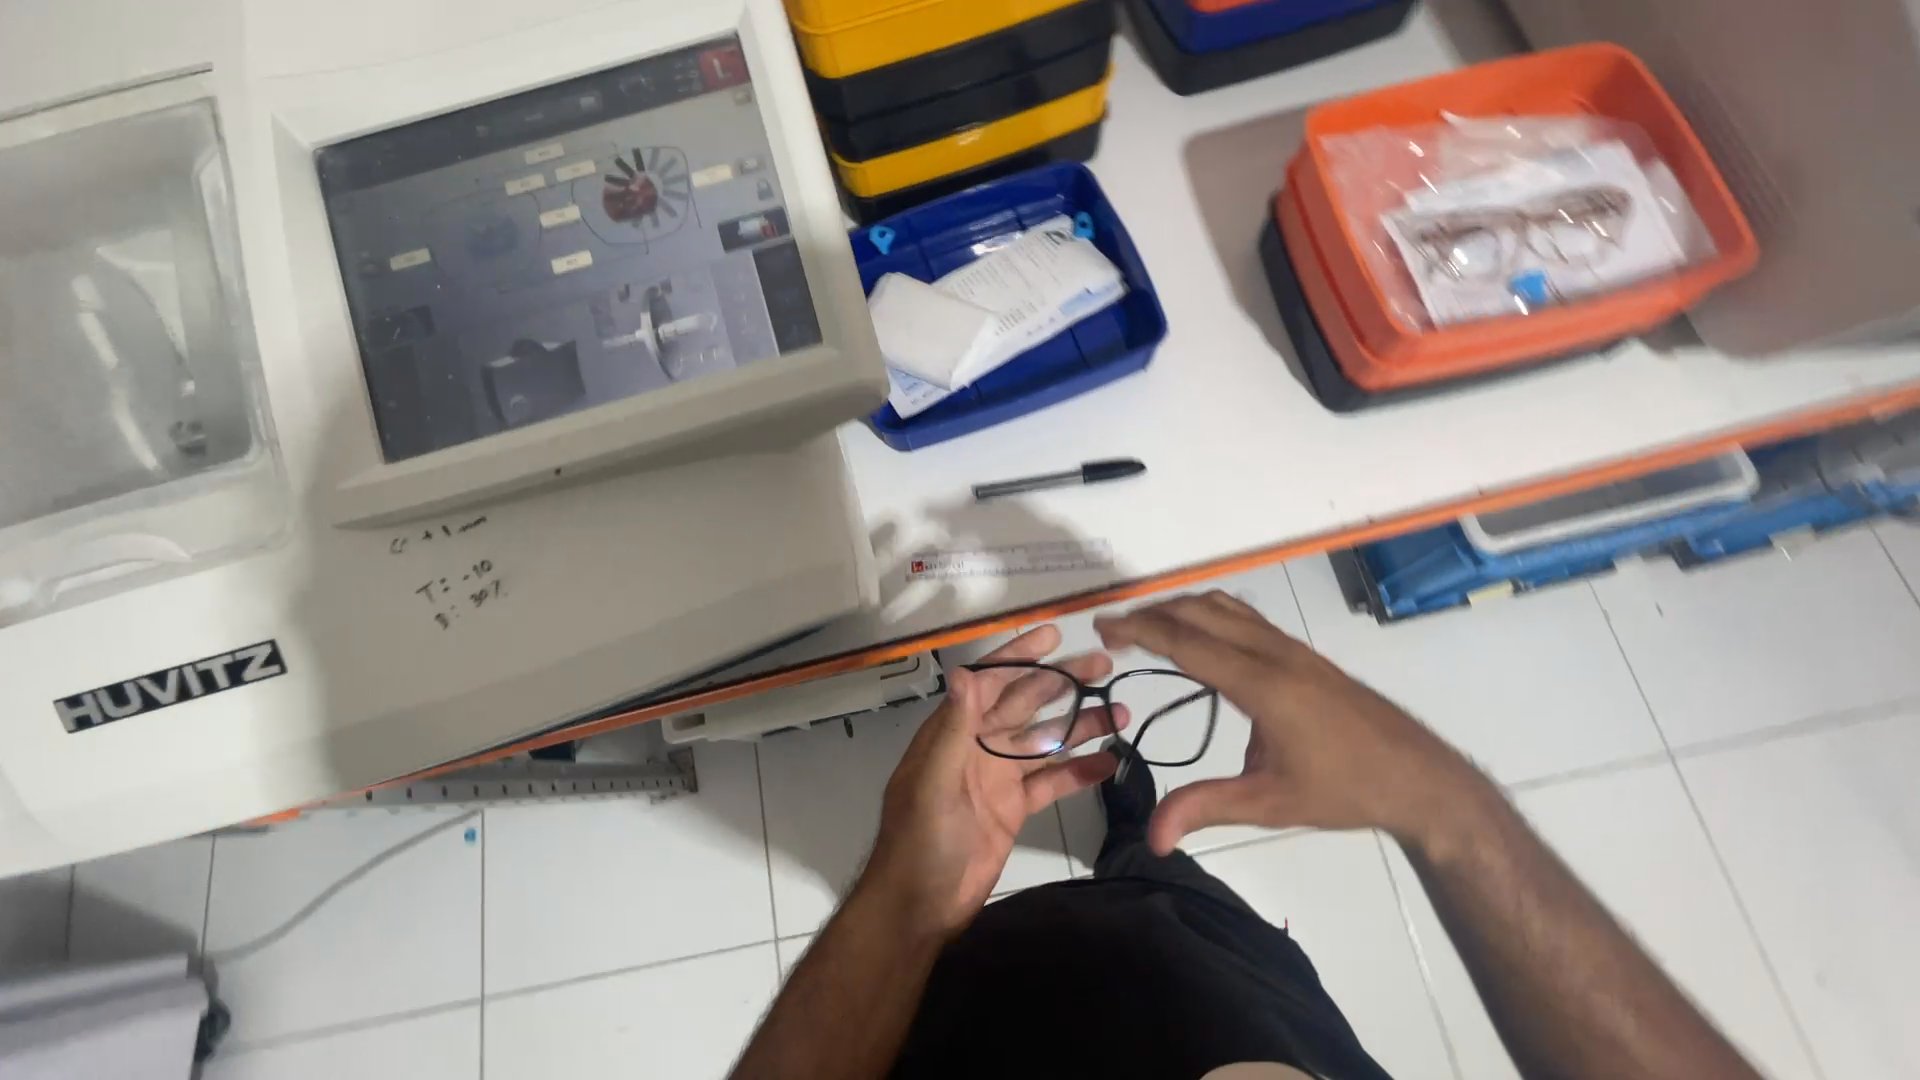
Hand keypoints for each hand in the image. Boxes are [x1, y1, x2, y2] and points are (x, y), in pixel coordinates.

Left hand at [861, 626, 1127, 936]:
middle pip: (1025, 704)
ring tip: (1120, 712)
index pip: (989, 682)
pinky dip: (1078, 771)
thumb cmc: (919, 841)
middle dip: (1061, 683)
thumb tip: (963, 673)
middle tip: (1103, 664)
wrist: (919, 907)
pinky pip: (1051, 782)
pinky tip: (1110, 762)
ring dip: (1078, 725)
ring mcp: (998, 776)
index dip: (1020, 657)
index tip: (1054, 635)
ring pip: (1044, 741)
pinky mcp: (1014, 808)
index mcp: (954, 732)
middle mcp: (978, 746)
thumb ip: (953, 730)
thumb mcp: (932, 784)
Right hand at [1094, 591, 1496, 854]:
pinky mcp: (1301, 651)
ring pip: (1224, 606)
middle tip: (1112, 629)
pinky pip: (1243, 615)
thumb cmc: (1345, 790)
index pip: (1187, 641)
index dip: (1140, 630)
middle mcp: (1274, 652)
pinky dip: (1207, 613)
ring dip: (1179, 608)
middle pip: (1199, 611)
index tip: (1103, 626)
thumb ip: (1206, 808)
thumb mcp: (1270, 804)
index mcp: (1262, 684)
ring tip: (1145, 627)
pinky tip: (1198, 635)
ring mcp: (1290, 646)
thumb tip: (1152, 838)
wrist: (1420, 778)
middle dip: (1150, 613)